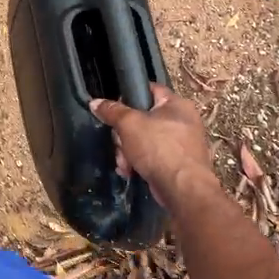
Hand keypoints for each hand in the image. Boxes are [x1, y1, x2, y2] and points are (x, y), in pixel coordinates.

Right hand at [90, 83, 217, 208]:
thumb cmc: (158, 148)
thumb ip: (111, 110)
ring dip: (128, 151)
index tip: (113, 108)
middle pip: (142, 118)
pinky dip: (139, 162)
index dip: (129, 95)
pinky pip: (152, 156)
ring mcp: (182, 143)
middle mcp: (183, 121)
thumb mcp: (129, 124)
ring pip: (144, 139)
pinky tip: (131, 171)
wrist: (182, 189)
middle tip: (120, 143)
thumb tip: (95, 102)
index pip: (149, 89)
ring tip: (125, 163)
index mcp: (177, 104)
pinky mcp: (178, 163)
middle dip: (124, 134)